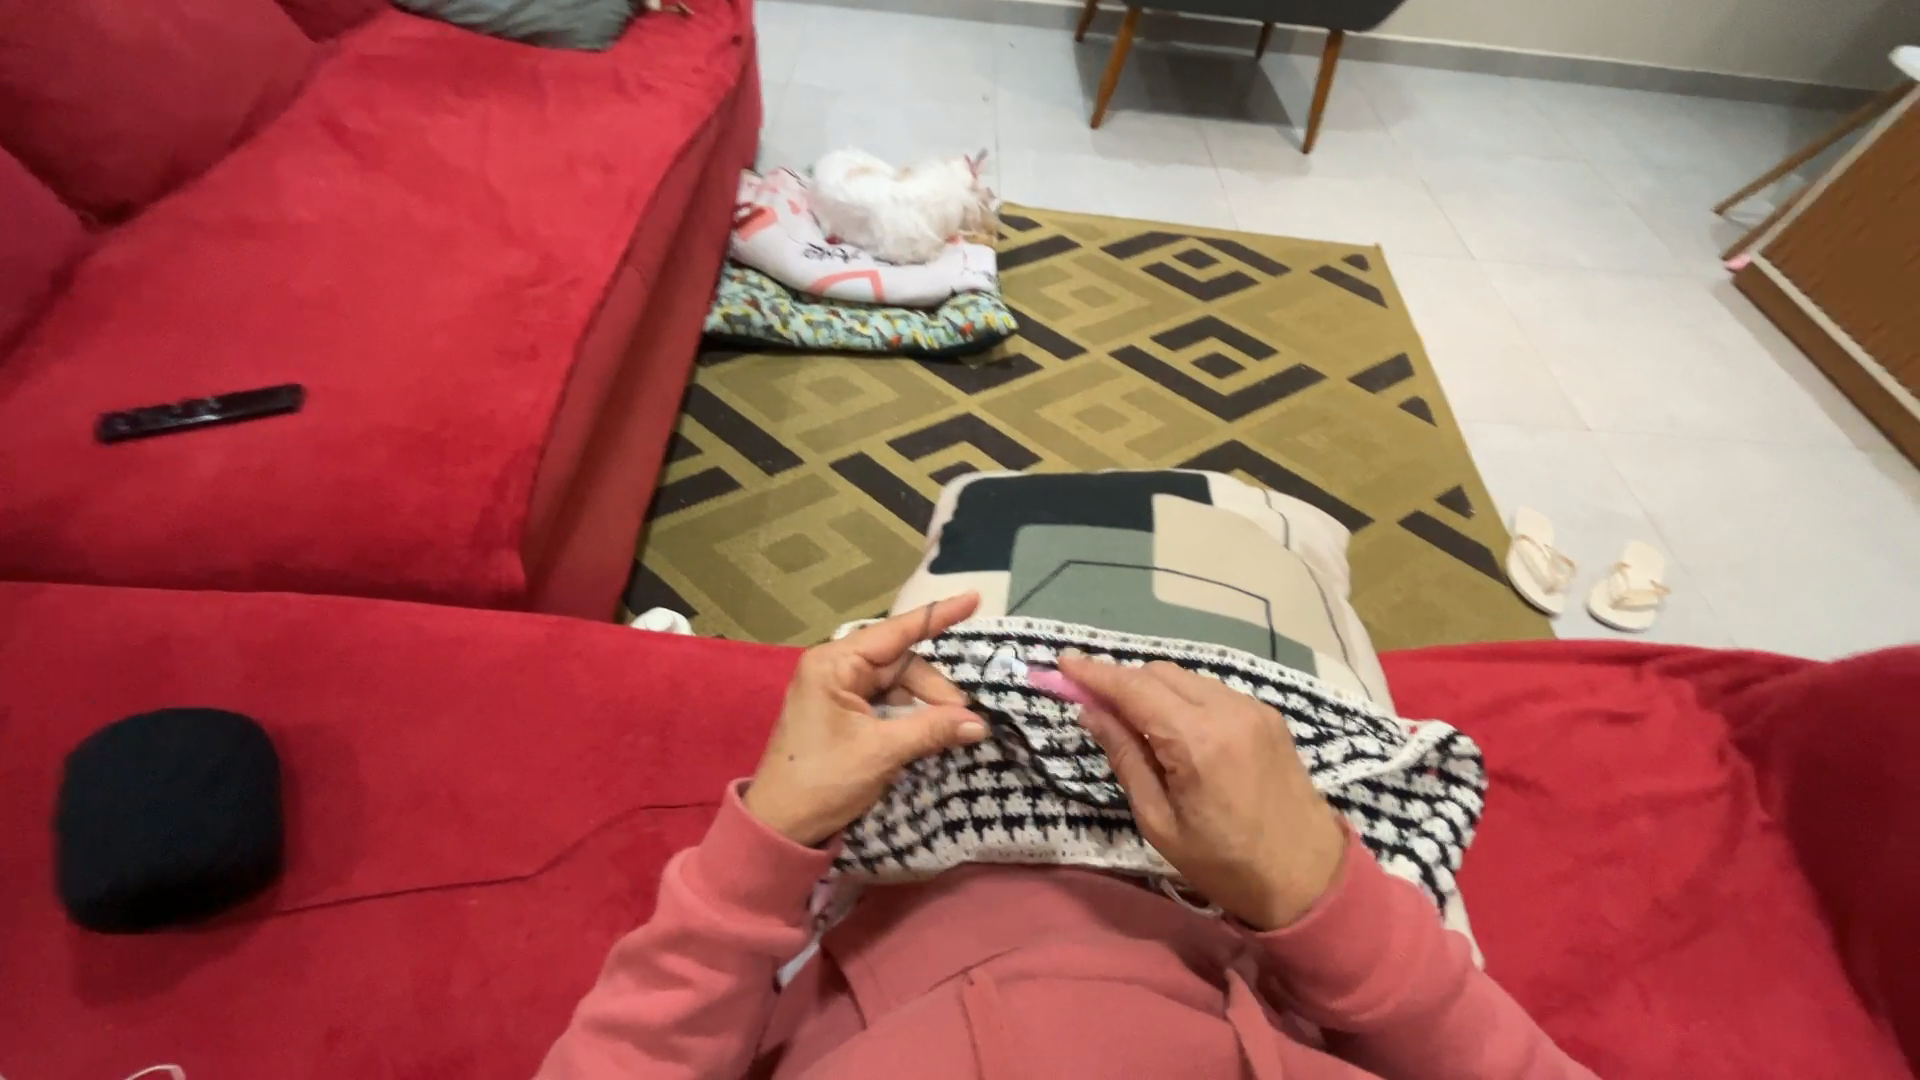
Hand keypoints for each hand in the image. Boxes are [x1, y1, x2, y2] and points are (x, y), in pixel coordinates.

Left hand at [744, 594, 988, 845]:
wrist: (780, 827)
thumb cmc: (822, 781)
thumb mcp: (881, 753)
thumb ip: (931, 729)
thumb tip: (979, 723)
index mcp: (835, 665)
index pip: (896, 632)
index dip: (938, 616)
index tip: (974, 598)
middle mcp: (835, 668)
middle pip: (901, 663)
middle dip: (934, 688)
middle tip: (965, 720)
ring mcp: (838, 690)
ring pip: (897, 684)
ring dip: (924, 705)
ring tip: (950, 731)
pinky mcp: (843, 712)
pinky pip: (886, 701)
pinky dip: (909, 715)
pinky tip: (928, 732)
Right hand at [1058, 653, 1345, 929]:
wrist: (1309, 880)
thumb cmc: (1224, 863)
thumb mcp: (1158, 820)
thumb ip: (1125, 757)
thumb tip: (1091, 713)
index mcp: (1198, 741)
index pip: (1134, 688)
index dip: (1094, 673)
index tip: (1062, 662)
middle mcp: (1227, 710)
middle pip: (1157, 672)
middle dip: (1121, 681)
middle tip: (1093, 703)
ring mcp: (1252, 708)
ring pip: (1184, 677)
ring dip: (1151, 689)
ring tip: (1133, 722)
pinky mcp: (1266, 714)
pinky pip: (1209, 690)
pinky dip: (1181, 697)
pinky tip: (1174, 728)